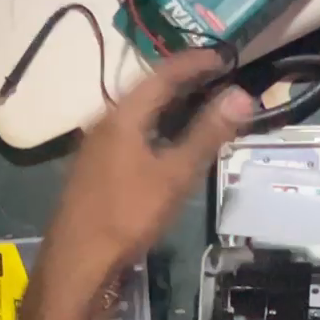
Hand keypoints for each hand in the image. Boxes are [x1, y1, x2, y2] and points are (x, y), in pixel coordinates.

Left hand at [41, 51, 253, 302]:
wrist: (78, 261)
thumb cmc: (127, 216)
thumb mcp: (174, 176)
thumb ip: (207, 134)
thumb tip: (242, 95)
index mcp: (122, 114)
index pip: (163, 73)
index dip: (197, 62)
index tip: (227, 57)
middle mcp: (103, 121)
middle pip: (147, 90)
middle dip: (184, 83)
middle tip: (218, 81)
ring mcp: (94, 145)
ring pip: (137, 114)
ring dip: (168, 108)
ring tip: (200, 109)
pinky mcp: (92, 168)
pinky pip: (128, 134)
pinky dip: (153, 129)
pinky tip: (167, 146)